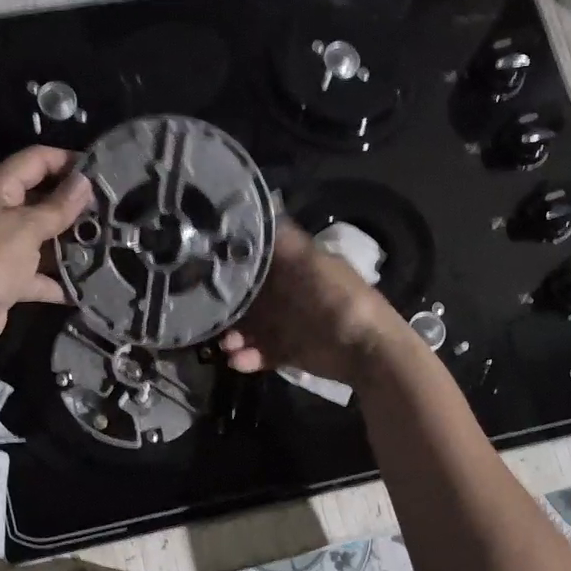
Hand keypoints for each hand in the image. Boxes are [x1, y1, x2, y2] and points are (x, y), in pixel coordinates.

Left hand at [0, 145, 93, 345]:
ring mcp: (0, 247)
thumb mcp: (29, 227)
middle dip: (71, 207)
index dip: (66, 161)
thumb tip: (85, 181)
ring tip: (103, 245)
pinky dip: (56, 280)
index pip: (35, 160)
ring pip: (40, 239)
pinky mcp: (5, 278)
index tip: (100, 170)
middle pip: (39, 199)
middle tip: (107, 211)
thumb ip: (59, 206)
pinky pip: (36, 274)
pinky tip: (83, 287)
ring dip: (68, 245)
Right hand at [220, 222, 417, 387]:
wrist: (365, 349)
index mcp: (293, 268)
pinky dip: (247, 358)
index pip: (254, 263)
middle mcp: (287, 294)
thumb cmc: (339, 300)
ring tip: (227, 347)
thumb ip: (284, 242)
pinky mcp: (288, 353)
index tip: (206, 272)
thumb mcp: (312, 262)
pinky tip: (239, 361)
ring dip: (233, 337)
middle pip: (246, 299)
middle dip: (227, 309)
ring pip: (248, 329)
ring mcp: (286, 325)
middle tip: (211, 319)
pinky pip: (260, 354)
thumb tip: (260, 208)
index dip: (230, 268)